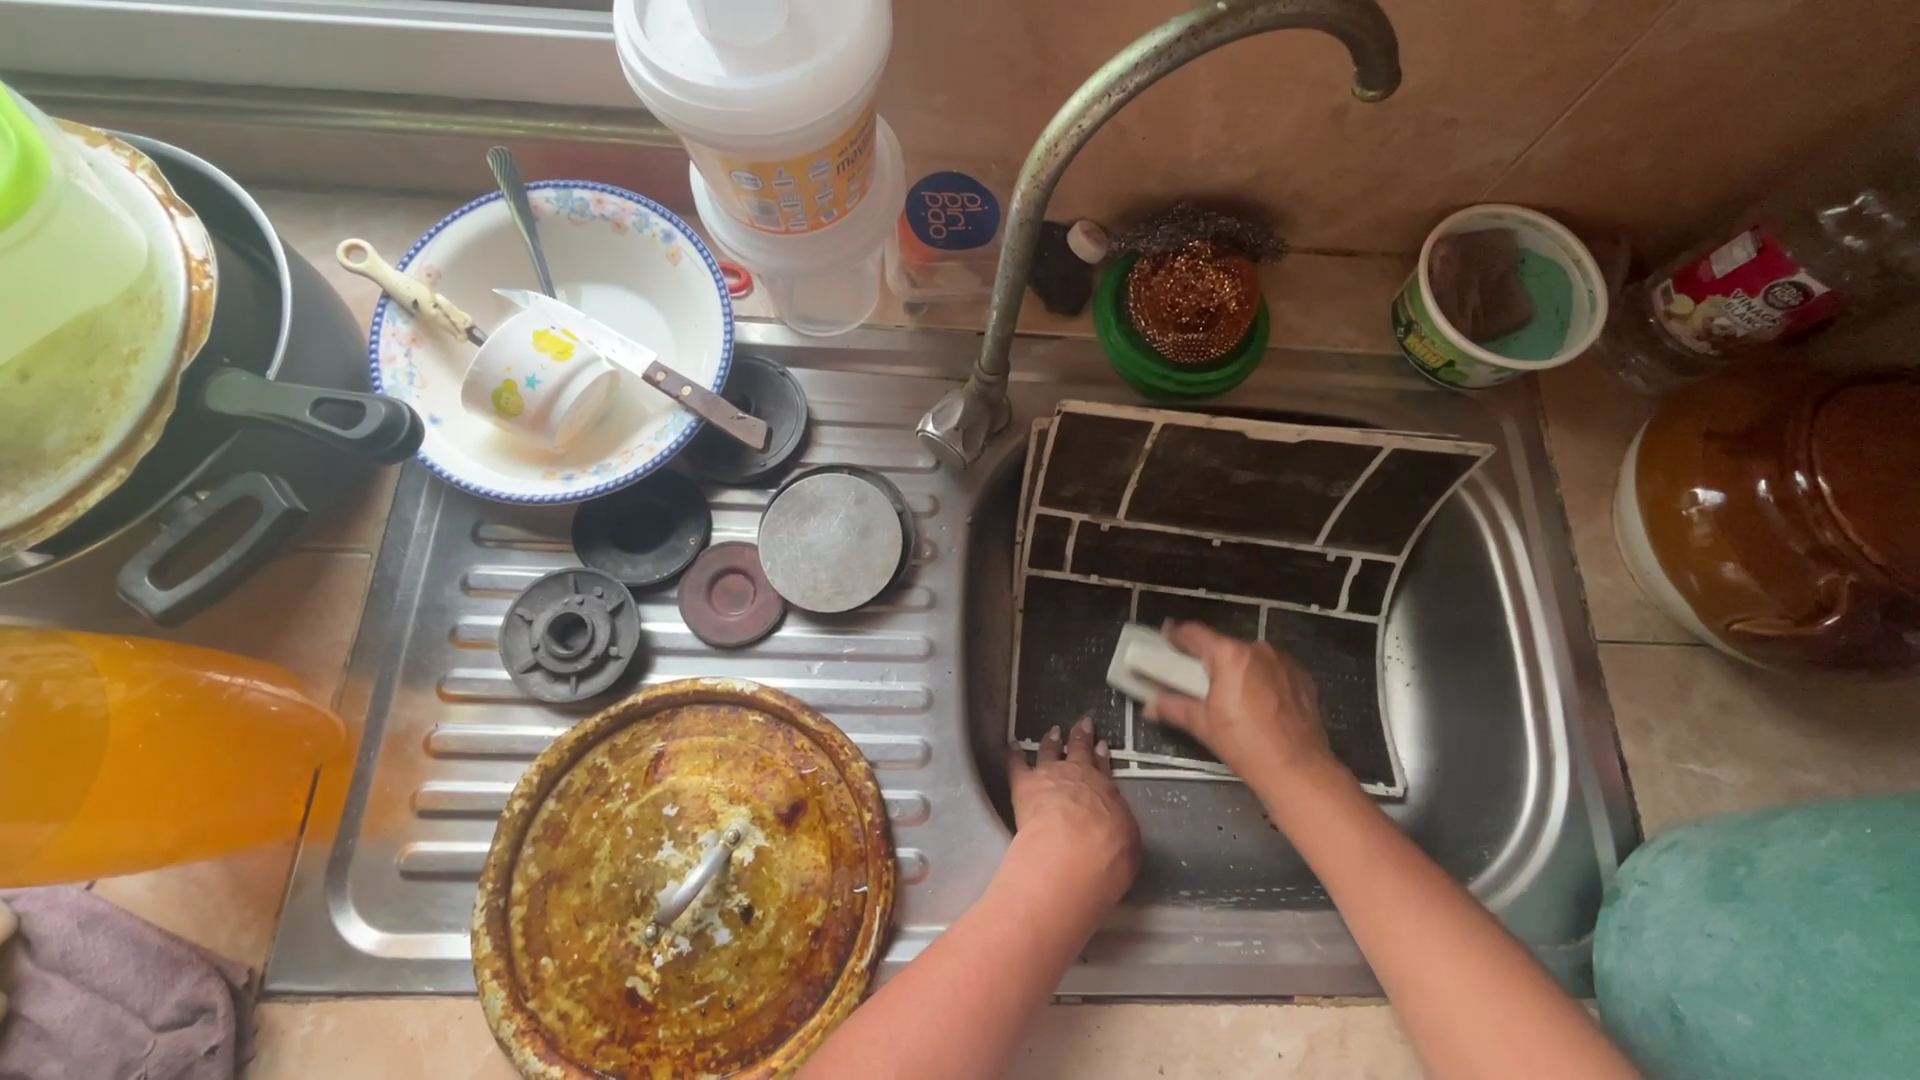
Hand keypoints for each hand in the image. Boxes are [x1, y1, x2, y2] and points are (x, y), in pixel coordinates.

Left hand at [1006, 718, 1141, 913]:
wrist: (1075, 849)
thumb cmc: (1109, 852)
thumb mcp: (1128, 839)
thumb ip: (1119, 825)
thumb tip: (1116, 822)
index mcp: (1105, 790)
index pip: (1103, 769)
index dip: (1102, 757)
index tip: (1101, 745)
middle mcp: (1078, 776)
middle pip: (1080, 750)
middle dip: (1081, 736)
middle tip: (1083, 723)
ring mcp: (1050, 775)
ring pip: (1049, 751)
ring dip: (1051, 741)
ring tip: (1052, 731)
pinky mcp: (1025, 784)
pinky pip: (1017, 765)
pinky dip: (1014, 755)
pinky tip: (1012, 747)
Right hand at [1143, 620, 1336, 781]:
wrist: (1298, 769)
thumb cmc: (1244, 744)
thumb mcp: (1203, 725)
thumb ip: (1173, 707)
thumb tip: (1149, 706)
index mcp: (1229, 655)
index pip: (1194, 633)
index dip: (1176, 634)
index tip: (1165, 637)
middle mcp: (1258, 650)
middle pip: (1224, 645)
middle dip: (1209, 658)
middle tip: (1196, 676)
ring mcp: (1284, 661)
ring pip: (1250, 657)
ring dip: (1237, 668)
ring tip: (1231, 693)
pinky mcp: (1302, 676)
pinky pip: (1273, 669)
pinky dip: (1262, 678)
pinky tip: (1259, 702)